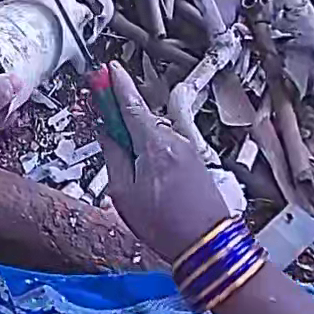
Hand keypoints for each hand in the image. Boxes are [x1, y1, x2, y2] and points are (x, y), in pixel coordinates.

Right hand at [98, 62, 234, 262]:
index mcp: (153, 144)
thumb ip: (112, 155)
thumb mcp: (122, 190)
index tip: (107, 68)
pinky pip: (164, 146)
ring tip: (128, 171)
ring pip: (151, 133)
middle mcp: (173, 140)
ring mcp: (186, 150)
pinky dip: (149, 150)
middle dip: (120, 119)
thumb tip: (106, 134)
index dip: (116, 83)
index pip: (130, 103)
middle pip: (140, 117)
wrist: (209, 246)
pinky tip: (145, 175)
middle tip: (105, 127)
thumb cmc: (164, 223)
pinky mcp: (194, 161)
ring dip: (135, 140)